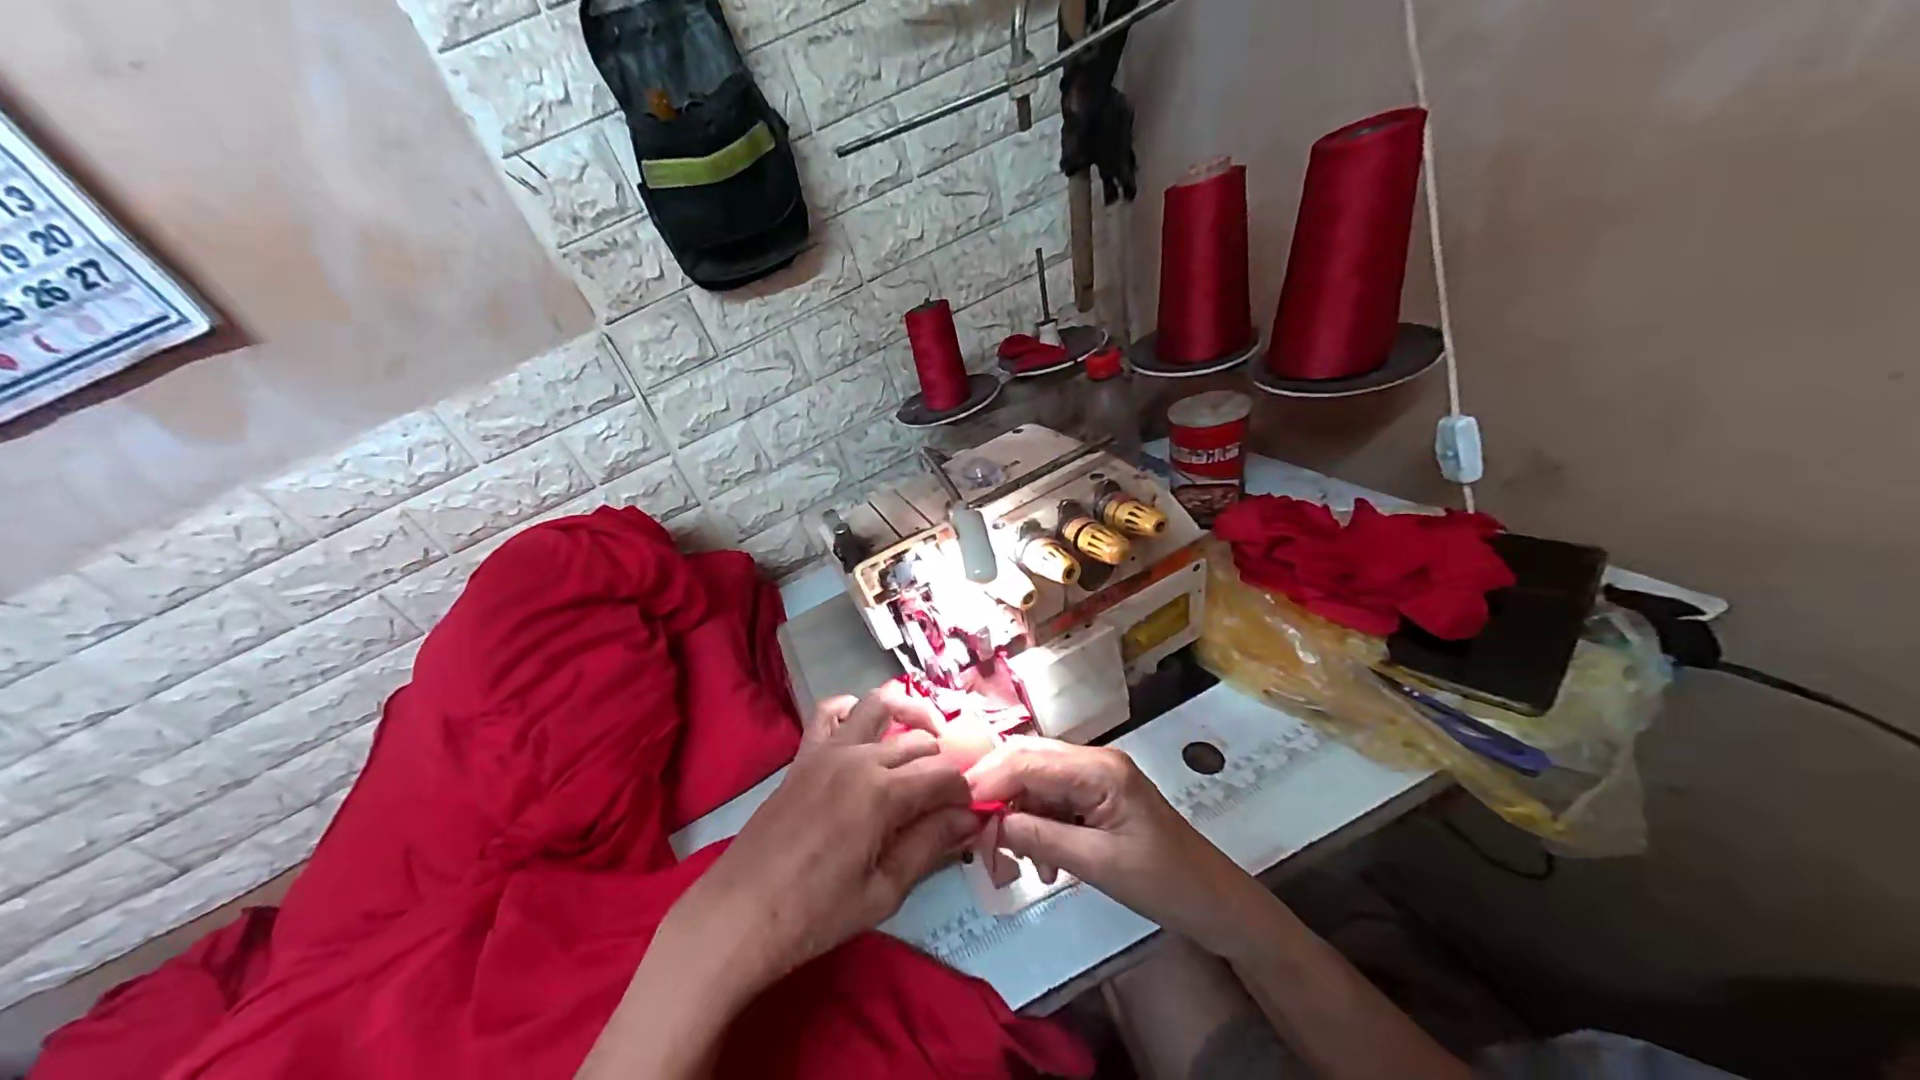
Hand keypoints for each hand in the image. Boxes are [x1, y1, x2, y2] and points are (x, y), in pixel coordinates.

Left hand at [674, 684, 981, 992]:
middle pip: (920, 742)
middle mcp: (859, 758)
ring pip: (881, 708)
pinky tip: (865, 730)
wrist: (738, 915)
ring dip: (910, 717)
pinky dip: (854, 709)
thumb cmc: (814, 915)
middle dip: (944, 764)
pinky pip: (830, 712)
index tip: (970, 817)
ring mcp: (828, 751)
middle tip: (949, 798)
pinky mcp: (804, 756)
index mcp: (883, 793)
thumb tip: (969, 818)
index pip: (944, 776)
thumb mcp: (883, 891)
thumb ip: (929, 846)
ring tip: (925, 743)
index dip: (965, 795)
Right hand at [966, 737, 1270, 957]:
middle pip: (1025, 762)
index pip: (1026, 761)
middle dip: (996, 795)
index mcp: (1098, 768)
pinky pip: (1050, 802)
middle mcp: (1092, 761)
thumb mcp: (1099, 864)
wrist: (1215, 902)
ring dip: (1015, 817)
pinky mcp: (1095, 797)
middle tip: (975, 835)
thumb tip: (991, 823)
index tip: (958, 813)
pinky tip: (1040, 865)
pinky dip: (1035, 828)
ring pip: (1033, 783)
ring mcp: (1094, 777)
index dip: (987, 782)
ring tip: (1006, 861)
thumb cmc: (1165, 882)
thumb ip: (1042, 838)